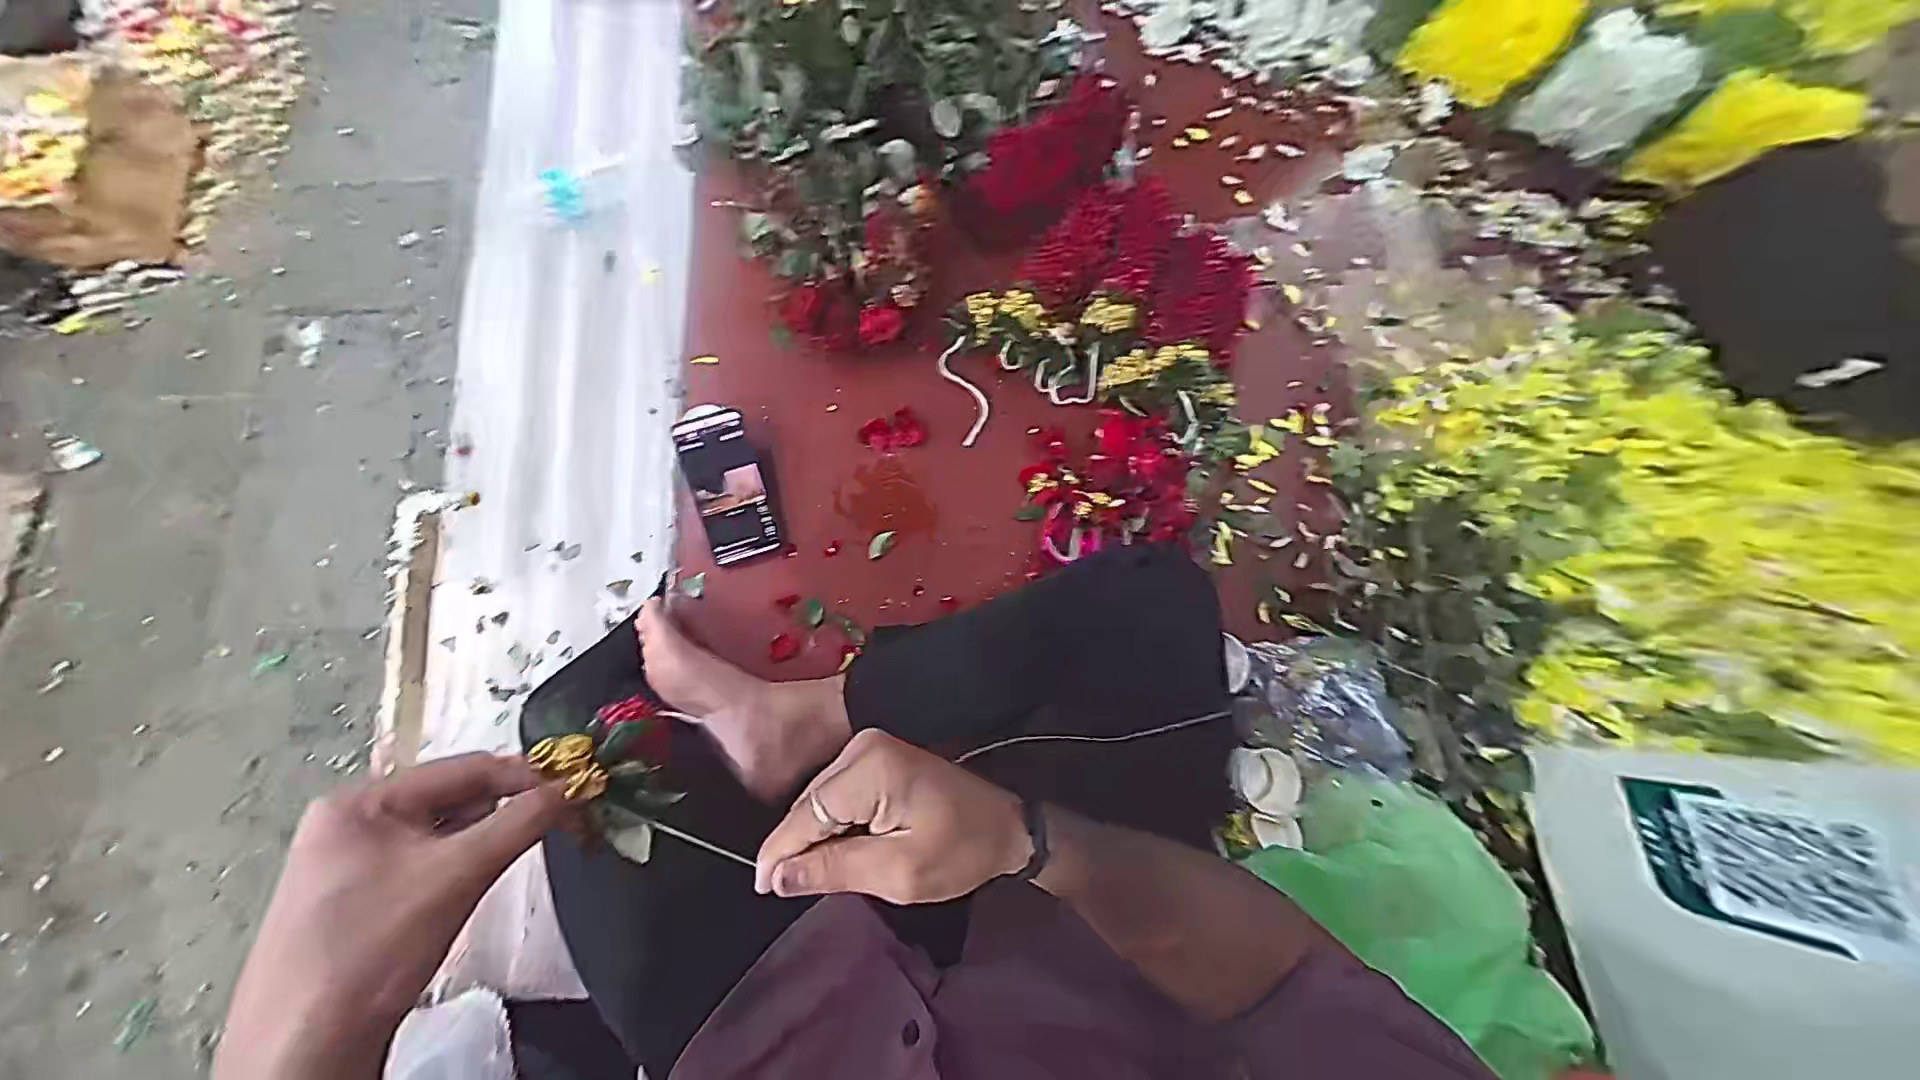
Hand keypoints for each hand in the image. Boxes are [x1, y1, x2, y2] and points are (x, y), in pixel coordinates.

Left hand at [214, 753, 570, 1079]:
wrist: (302, 1055)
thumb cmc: (371, 952)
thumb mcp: (462, 871)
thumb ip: (526, 818)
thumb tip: (576, 785)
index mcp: (361, 801)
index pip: (469, 767)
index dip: (528, 776)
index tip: (575, 788)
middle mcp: (354, 820)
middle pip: (461, 795)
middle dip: (510, 808)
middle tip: (558, 818)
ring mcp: (355, 858)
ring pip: (452, 826)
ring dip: (491, 835)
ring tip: (516, 853)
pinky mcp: (365, 892)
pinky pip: (435, 855)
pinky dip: (468, 860)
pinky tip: (477, 880)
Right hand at [755, 730, 1031, 903]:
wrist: (1004, 823)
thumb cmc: (961, 850)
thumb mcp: (899, 873)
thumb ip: (834, 870)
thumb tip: (778, 877)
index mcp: (870, 767)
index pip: (805, 814)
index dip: (779, 853)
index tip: (762, 888)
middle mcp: (863, 746)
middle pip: (809, 803)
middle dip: (795, 846)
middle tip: (786, 889)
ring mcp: (870, 747)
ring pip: (819, 798)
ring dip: (813, 836)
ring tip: (812, 874)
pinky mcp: (876, 757)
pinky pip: (836, 792)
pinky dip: (831, 823)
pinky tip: (835, 849)